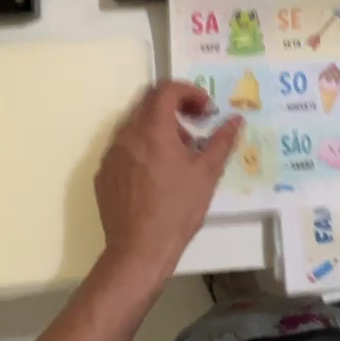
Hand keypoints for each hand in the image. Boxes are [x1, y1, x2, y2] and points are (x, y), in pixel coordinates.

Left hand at [95, 81, 243, 276]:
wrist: (139, 250)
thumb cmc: (178, 210)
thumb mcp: (207, 174)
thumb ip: (222, 141)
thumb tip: (235, 119)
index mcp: (153, 130)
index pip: (166, 90)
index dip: (190, 92)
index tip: (206, 110)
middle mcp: (127, 135)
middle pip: (148, 102)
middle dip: (175, 106)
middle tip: (196, 125)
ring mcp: (111, 155)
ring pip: (135, 125)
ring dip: (159, 127)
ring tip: (179, 153)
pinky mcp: (104, 174)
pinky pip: (124, 147)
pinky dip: (143, 147)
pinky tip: (157, 173)